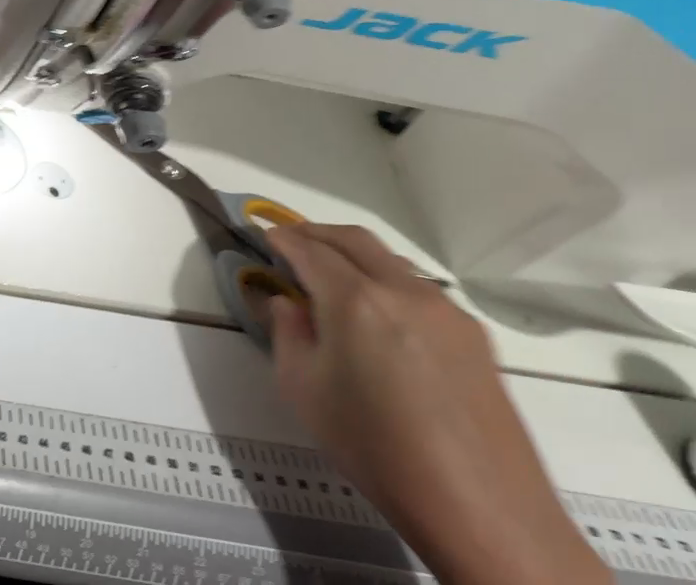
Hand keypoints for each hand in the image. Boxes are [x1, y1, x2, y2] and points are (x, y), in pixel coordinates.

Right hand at [265, 223, 610, 584]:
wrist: (480, 506)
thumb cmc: (373, 445)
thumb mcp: (303, 388)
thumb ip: (289, 332)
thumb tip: (290, 302)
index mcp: (356, 300)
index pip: (310, 249)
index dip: (281, 238)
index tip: (260, 235)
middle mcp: (405, 293)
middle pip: (355, 240)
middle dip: (316, 233)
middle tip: (288, 242)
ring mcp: (448, 313)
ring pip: (390, 262)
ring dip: (352, 255)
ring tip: (327, 276)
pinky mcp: (474, 338)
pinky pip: (418, 290)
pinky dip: (384, 281)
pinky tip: (373, 314)